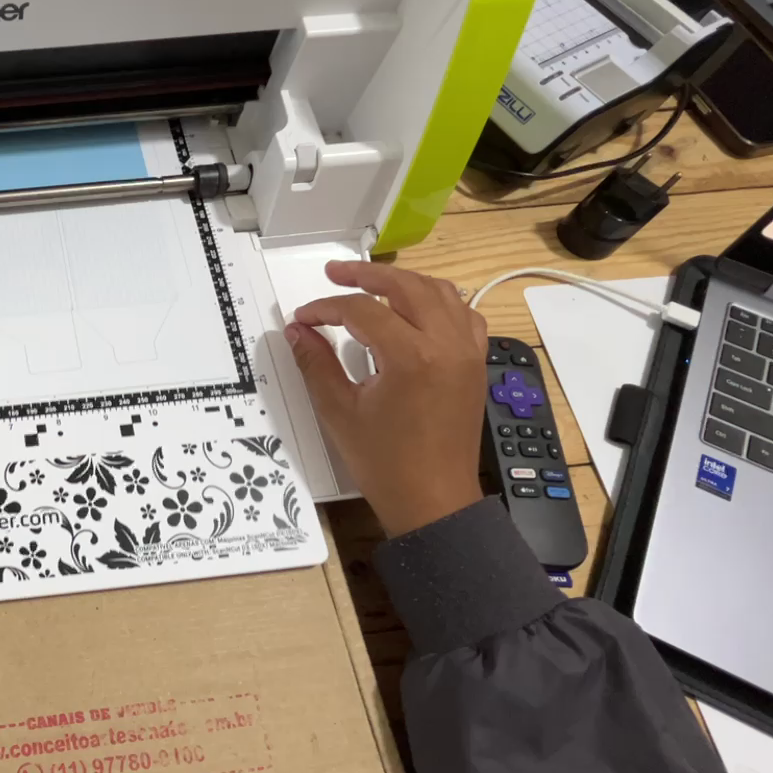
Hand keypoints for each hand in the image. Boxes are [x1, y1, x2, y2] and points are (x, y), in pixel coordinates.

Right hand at [284, 261, 487, 536]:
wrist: (432, 498)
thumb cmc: (383, 461)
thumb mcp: (339, 410)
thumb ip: (316, 363)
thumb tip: (297, 331)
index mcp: (410, 356)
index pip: (362, 311)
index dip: (326, 309)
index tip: (302, 319)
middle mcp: (446, 343)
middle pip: (406, 287)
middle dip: (366, 276)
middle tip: (334, 273)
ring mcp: (467, 351)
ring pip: (440, 293)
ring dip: (403, 282)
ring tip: (371, 284)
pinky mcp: (475, 362)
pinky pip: (463, 314)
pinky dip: (437, 302)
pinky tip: (415, 310)